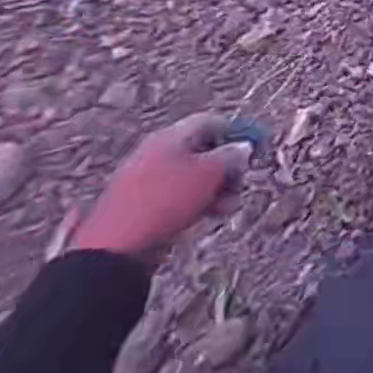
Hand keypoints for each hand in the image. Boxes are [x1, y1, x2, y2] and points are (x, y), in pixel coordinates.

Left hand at [72, 113, 252, 260]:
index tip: (258, 146)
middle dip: (230, 165)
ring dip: (220, 187)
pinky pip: (182, 195)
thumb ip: (232, 155)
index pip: (212, 122)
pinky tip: (215, 214)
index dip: (239, 131)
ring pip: (197, 175)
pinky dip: (202, 201)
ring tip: (231, 205)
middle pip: (206, 149)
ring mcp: (149, 181)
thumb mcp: (209, 172)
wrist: (114, 250)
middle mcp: (158, 153)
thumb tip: (243, 147)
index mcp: (170, 137)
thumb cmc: (166, 200)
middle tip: (242, 180)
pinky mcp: (145, 206)